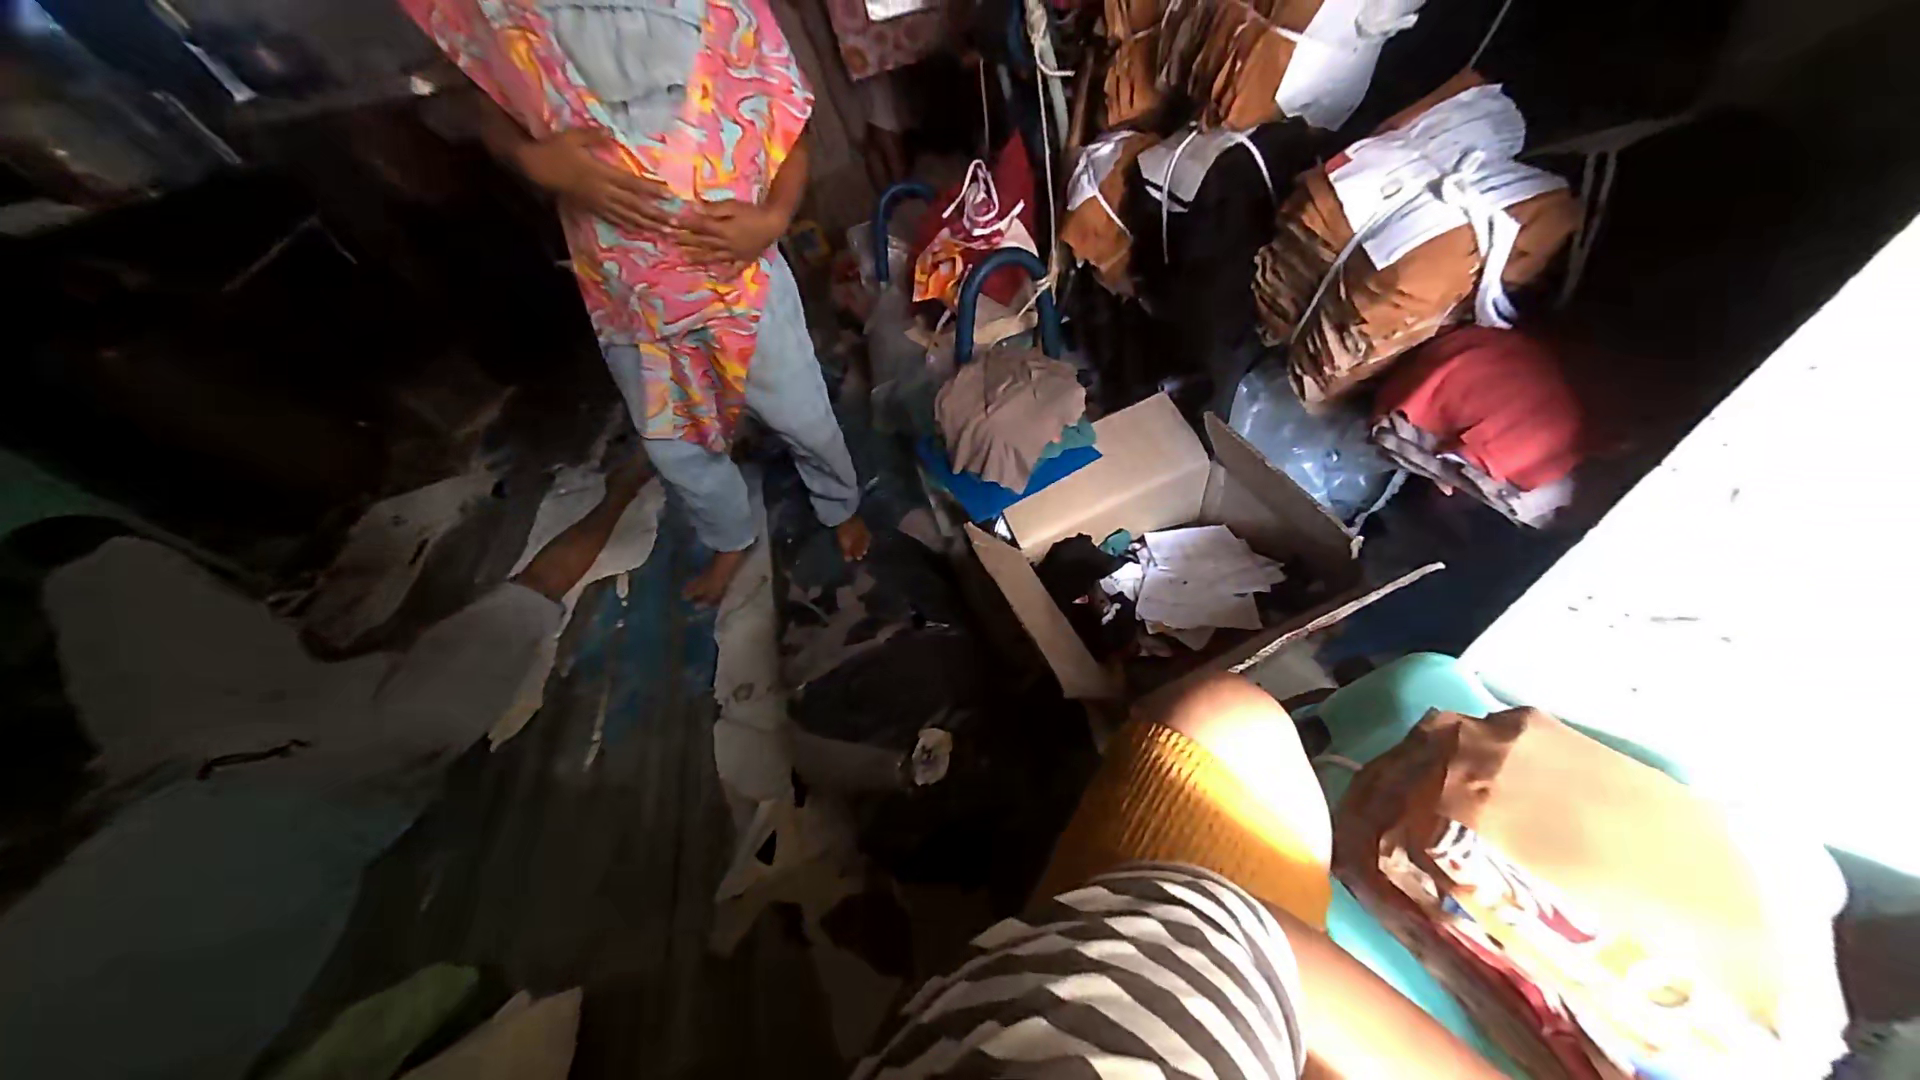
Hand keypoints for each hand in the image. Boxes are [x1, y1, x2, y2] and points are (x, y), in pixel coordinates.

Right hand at [513, 129, 680, 234]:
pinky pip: (615, 221)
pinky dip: (630, 227)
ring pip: (628, 217)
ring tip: (665, 232)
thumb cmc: (554, 150)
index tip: (669, 194)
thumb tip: (610, 132)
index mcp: (602, 174)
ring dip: (648, 225)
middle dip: (657, 215)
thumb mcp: (572, 137)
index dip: (651, 190)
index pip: (632, 184)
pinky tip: (642, 232)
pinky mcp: (593, 210)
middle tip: (676, 223)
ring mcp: (599, 203)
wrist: (535, 168)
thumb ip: (593, 135)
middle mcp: (604, 192)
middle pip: (636, 206)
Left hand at [677, 199, 788, 274]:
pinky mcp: (744, 259)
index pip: (699, 226)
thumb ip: (714, 209)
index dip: (684, 224)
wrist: (773, 223)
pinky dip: (727, 275)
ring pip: (713, 256)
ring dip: (698, 258)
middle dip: (685, 241)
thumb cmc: (753, 212)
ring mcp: (735, 254)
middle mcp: (726, 245)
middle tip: (669, 240)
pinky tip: (719, 279)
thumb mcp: (732, 205)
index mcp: (723, 230)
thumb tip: (695, 208)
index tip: (669, 223)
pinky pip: (734, 269)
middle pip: (703, 242)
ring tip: (684, 259)